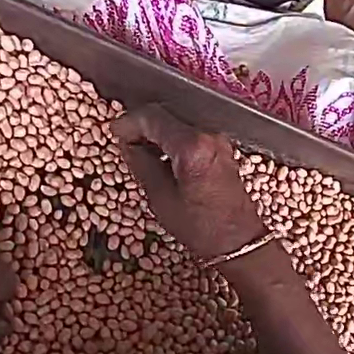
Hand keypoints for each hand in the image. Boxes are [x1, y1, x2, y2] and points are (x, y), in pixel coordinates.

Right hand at [111, 104, 268, 258]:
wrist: (238, 241)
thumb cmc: (201, 227)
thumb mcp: (161, 198)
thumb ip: (142, 164)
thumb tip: (129, 145)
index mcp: (192, 146)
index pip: (153, 117)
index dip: (129, 122)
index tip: (115, 132)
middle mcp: (209, 135)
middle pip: (167, 113)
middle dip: (143, 124)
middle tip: (126, 142)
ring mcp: (219, 139)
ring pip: (179, 120)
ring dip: (158, 130)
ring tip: (141, 150)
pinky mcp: (223, 148)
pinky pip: (192, 132)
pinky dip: (174, 137)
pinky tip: (162, 155)